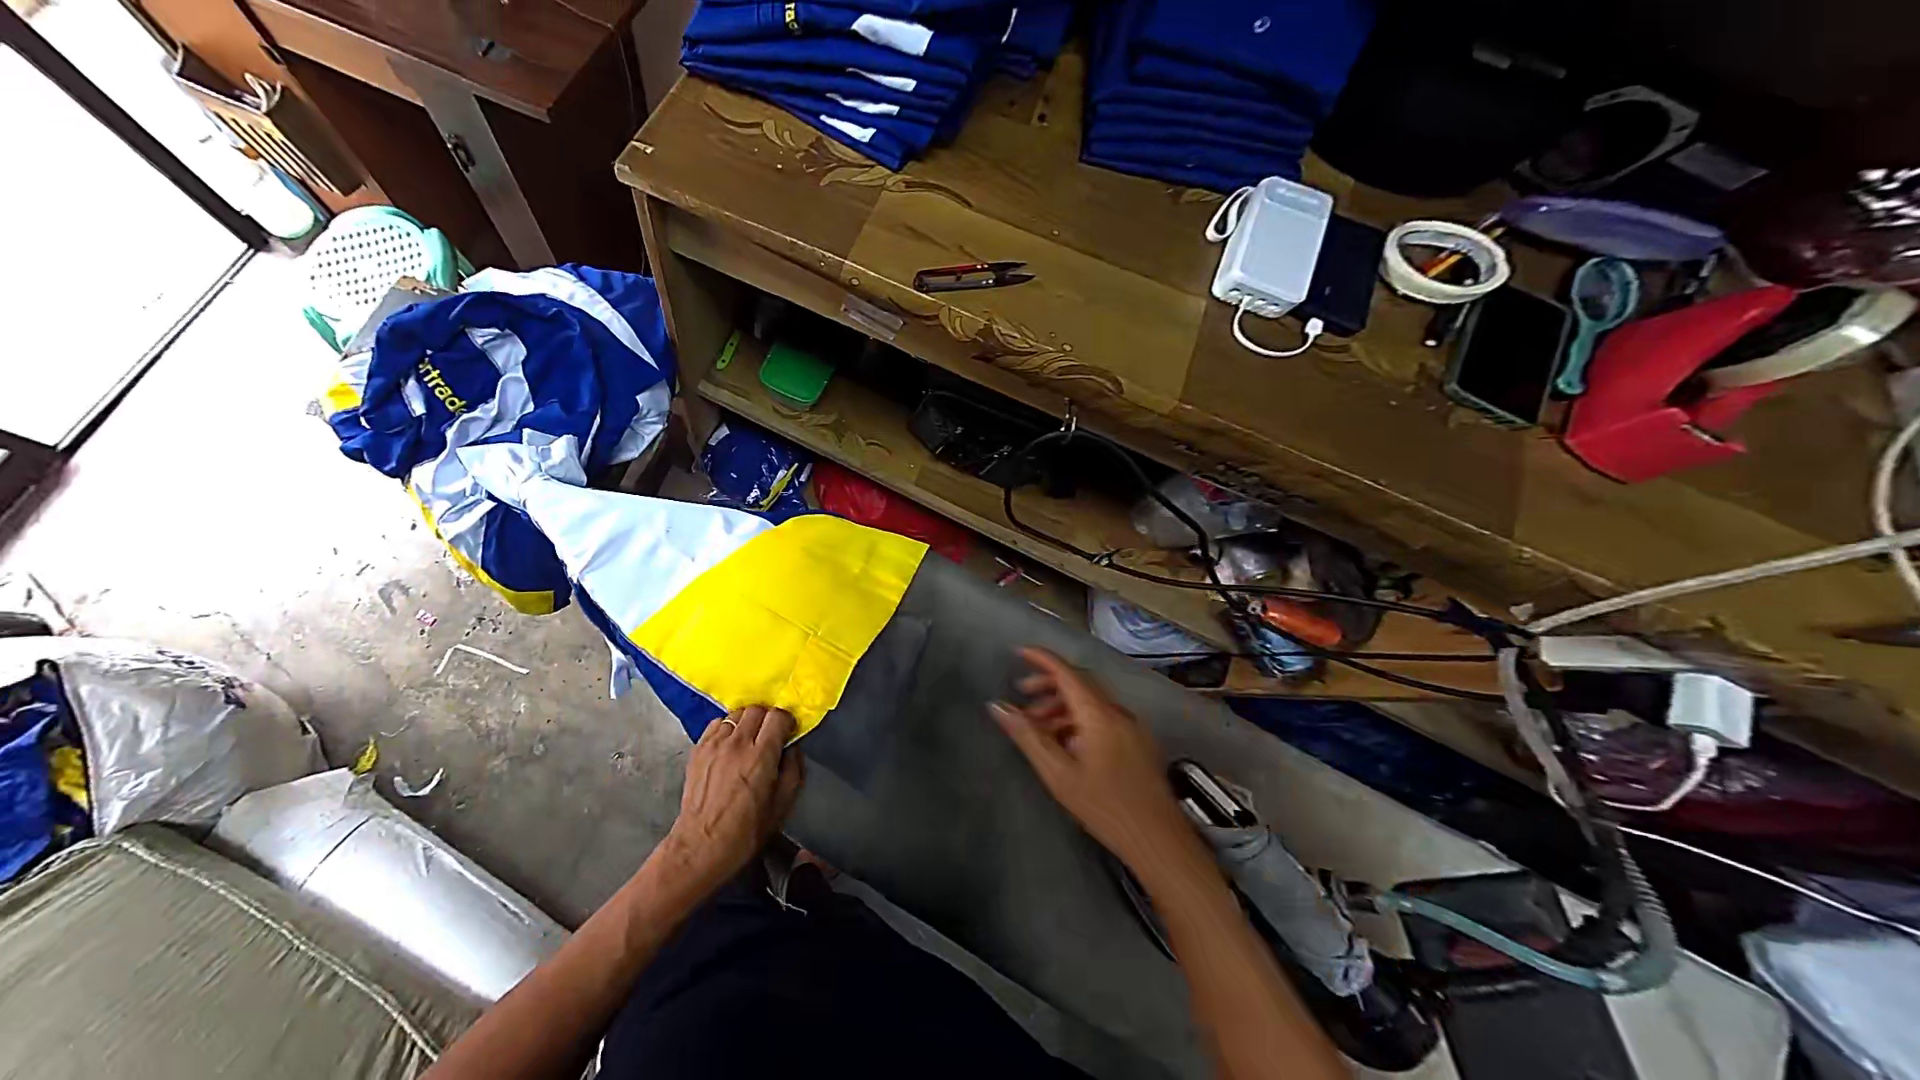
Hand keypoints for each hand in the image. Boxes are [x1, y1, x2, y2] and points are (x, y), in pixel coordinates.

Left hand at [658, 706, 804, 888]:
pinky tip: (730, 744)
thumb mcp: (783, 805)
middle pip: (757, 709)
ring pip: (736, 713)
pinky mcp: (698, 750)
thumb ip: (794, 770)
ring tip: (750, 739)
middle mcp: (737, 744)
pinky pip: (716, 724)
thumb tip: (793, 749)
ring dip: (747, 721)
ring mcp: (714, 745)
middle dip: (768, 718)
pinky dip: (727, 728)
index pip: (778, 716)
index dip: (787, 721)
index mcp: (761, 756)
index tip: (788, 732)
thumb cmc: (746, 831)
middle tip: (771, 735)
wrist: (701, 847)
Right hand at [991, 648, 1201, 873]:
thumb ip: (1028, 737)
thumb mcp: (1058, 773)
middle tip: (1023, 695)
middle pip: (1081, 684)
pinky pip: (1105, 718)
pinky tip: (1067, 744)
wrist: (1157, 839)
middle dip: (1049, 684)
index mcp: (1098, 715)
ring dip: (1063, 706)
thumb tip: (998, 707)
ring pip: (1093, 702)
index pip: (1067, 673)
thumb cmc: (1104, 806)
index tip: (1019, 652)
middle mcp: (1118, 713)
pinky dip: (1080, 720)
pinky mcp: (1139, 744)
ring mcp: (1132, 727)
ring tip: (1039, 726)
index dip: (1042, 659)